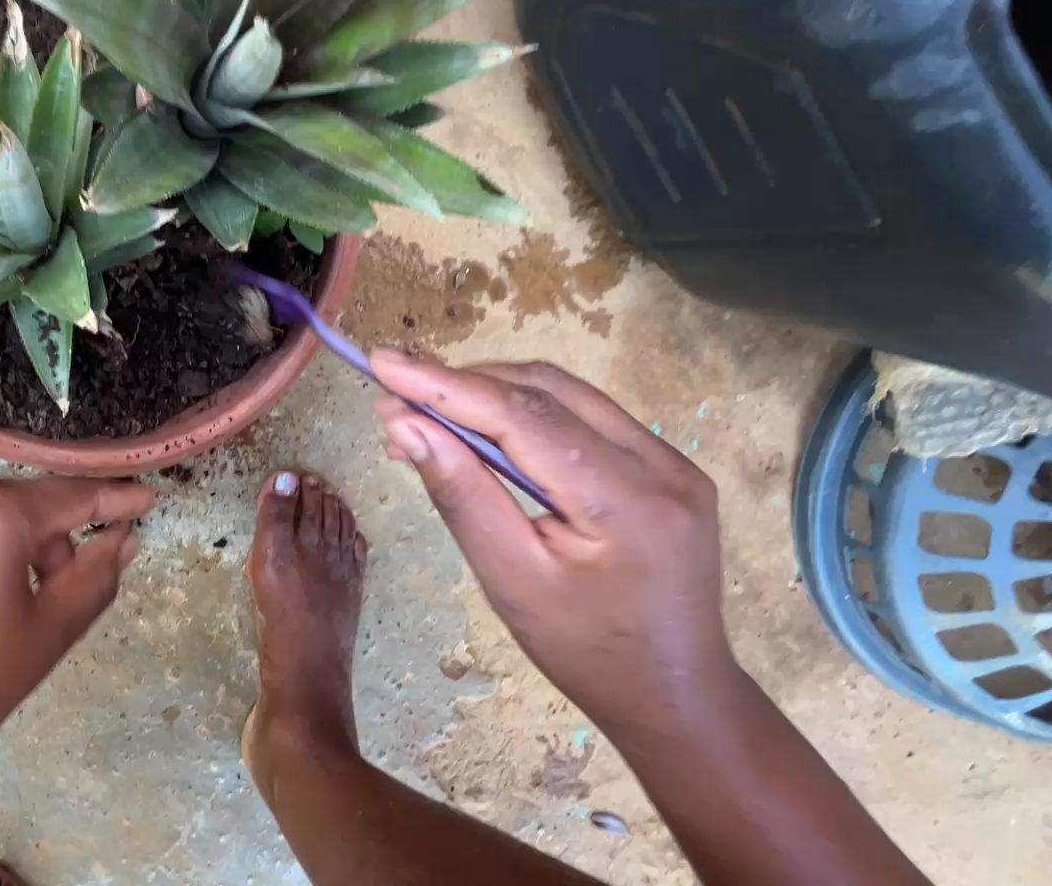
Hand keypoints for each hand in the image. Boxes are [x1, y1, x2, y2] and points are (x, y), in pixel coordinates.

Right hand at [370, 352, 738, 729]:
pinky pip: (579, 414)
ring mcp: (671, 460)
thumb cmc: (582, 649)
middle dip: (461, 382)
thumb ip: (460, 493)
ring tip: (425, 410)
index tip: (382, 363)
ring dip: (488, 391)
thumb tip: (405, 424)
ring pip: (562, 393)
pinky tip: (478, 429)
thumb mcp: (508, 578)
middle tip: (395, 393)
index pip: (521, 416)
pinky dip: (519, 411)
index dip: (443, 384)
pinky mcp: (664, 464)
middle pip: (543, 390)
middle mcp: (662, 465)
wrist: (674, 692)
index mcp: (627, 502)